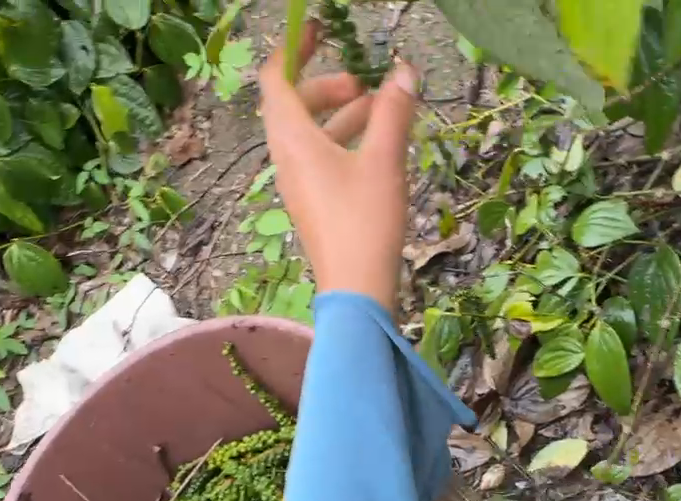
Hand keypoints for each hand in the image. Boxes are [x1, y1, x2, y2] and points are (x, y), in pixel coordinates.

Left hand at [259, 24, 418, 311]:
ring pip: (311, 136)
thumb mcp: (384, 162)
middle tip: (365, 87)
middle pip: (295, 106)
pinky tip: (376, 155)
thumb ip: (394, 114)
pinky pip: (320, 162)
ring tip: (380, 117)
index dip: (295, 49)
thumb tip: (405, 72)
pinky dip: (342, 146)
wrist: (356, 290)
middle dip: (328, 87)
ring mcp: (299, 186)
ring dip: (341, 119)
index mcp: (293, 139)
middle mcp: (287, 158)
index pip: (276, 78)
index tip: (319, 31)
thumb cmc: (365, 222)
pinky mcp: (314, 207)